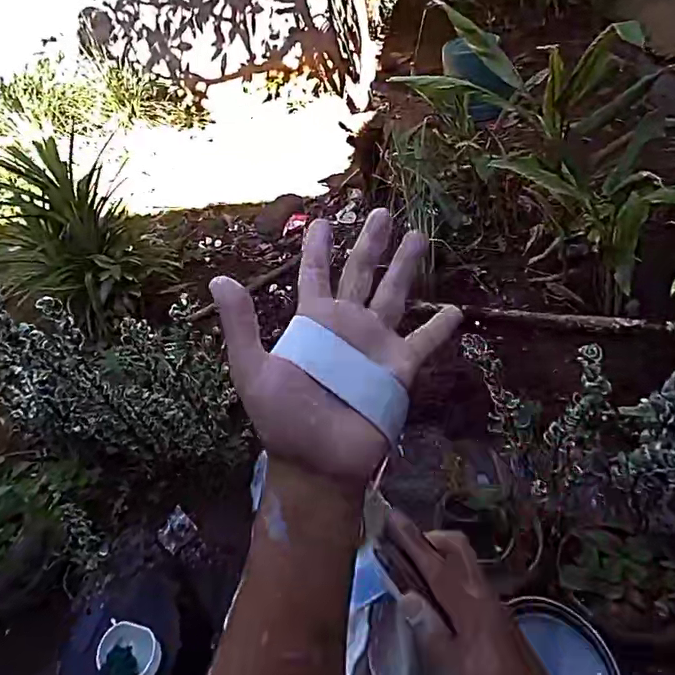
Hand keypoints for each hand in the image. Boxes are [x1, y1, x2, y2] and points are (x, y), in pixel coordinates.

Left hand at [210, 208, 462, 487]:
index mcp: (314, 321)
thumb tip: (218, 278)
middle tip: (383, 212)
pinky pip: (423, 341)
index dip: (317, 248)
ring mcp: (375, 345)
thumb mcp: (253, 369)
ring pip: (395, 294)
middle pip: (362, 272)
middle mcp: (347, 325)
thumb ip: (241, 325)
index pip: (316, 274)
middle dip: (372, 242)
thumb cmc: (282, 418)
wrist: (317, 462)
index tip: (322, 220)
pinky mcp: (399, 368)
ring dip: (406, 266)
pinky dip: (439, 327)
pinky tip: (455, 310)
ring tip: (419, 236)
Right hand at [385, 510, 564, 674]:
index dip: (412, 541)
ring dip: (439, 555)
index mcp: (471, 608)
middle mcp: (484, 597)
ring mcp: (494, 606)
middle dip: (429, 538)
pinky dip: (448, 575)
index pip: (436, 566)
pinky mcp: (498, 619)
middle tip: (401, 543)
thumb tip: (407, 596)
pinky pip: (468, 581)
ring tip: (411, 567)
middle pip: (458, 549)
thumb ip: (431, 635)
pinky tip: (435, 598)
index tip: (392, 517)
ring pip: (465, 563)